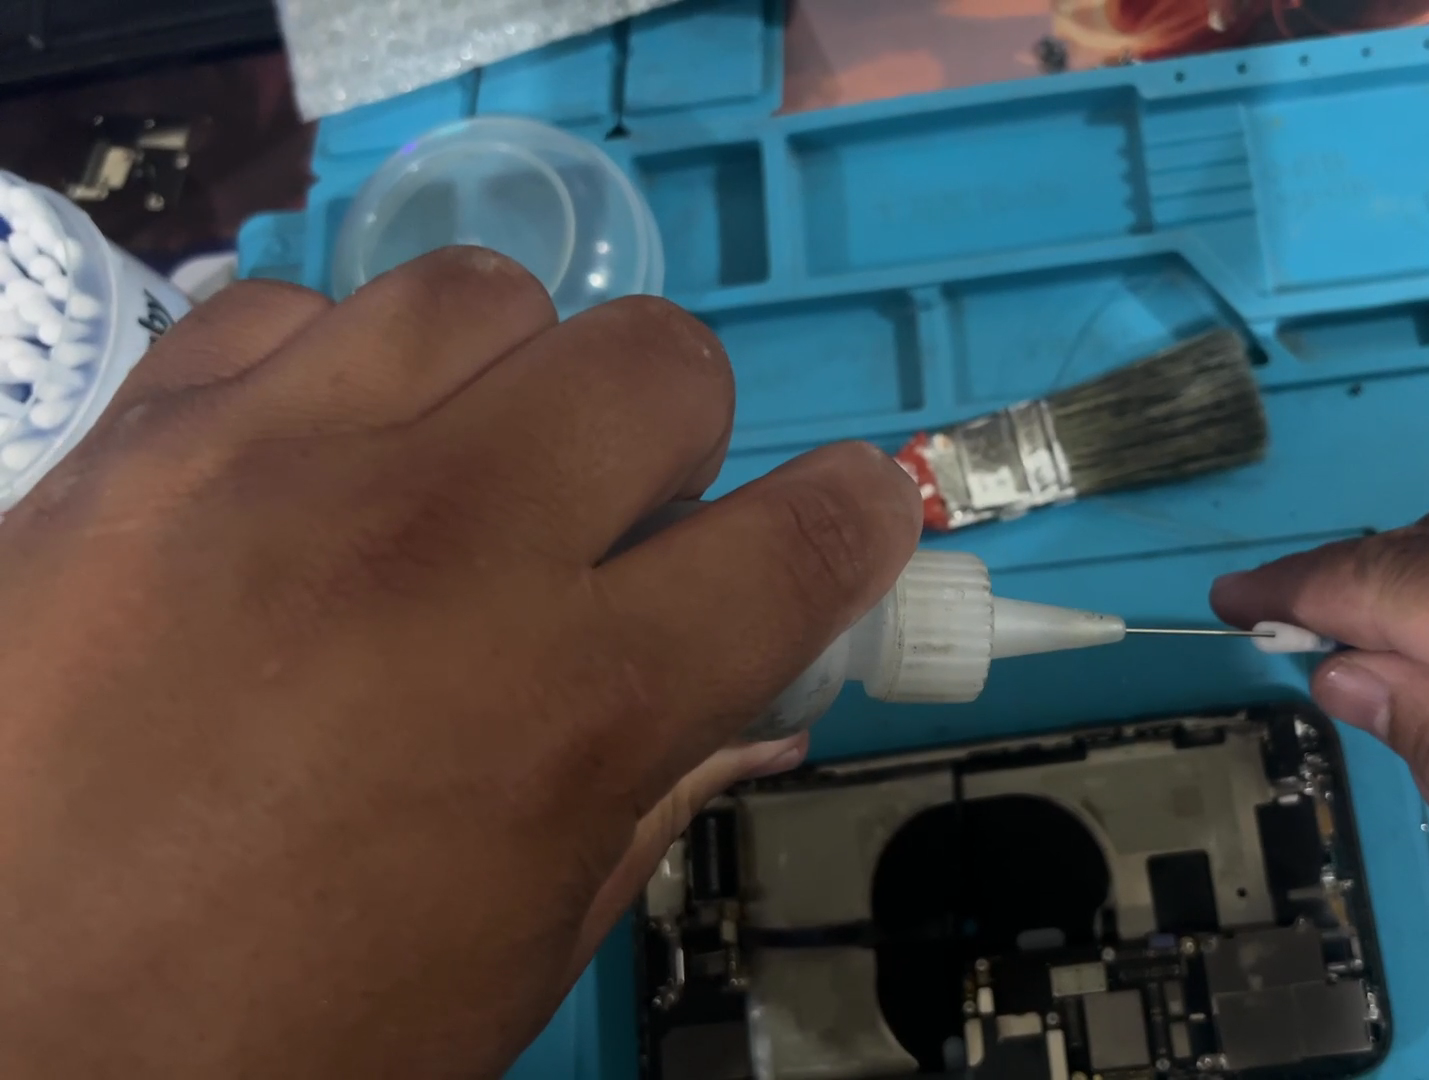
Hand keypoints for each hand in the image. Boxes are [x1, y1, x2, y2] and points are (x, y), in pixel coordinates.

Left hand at [0, 249, 921, 1076]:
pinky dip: (360, 372)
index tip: (863, 517)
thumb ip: (678, 773)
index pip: (805, 543)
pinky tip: (333, 469)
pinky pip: (303, 313)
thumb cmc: (298, 1033)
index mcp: (579, 700)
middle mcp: (450, 546)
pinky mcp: (124, 443)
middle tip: (631, 516)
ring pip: (493, 298)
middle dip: (685, 433)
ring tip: (481, 474)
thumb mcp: (545, 927)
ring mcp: (277, 471)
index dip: (866, 514)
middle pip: (664, 363)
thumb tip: (772, 696)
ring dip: (530, 381)